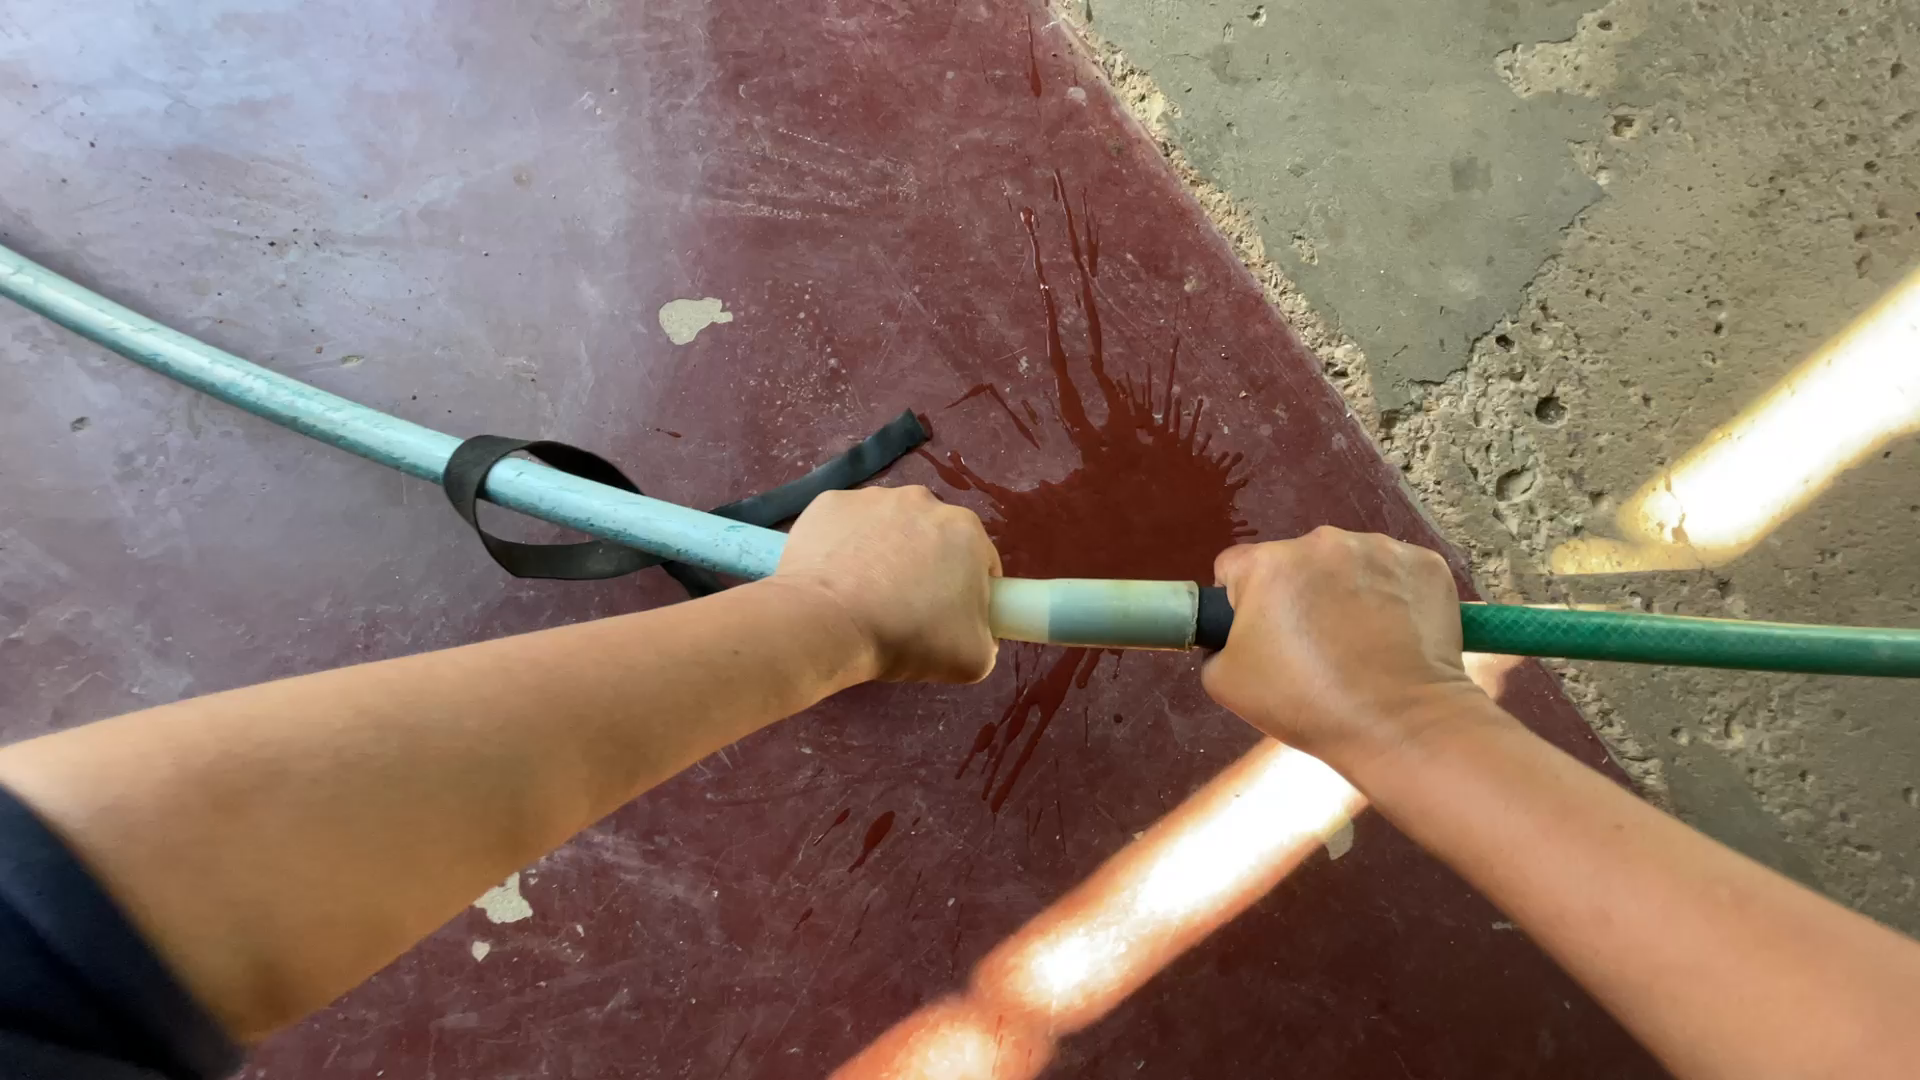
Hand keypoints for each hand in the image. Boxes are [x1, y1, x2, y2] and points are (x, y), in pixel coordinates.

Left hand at [774, 486, 1001, 683]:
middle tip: (906, 610)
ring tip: (865, 595)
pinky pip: (847, 525)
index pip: (979, 562)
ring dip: (885, 552)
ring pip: (889, 527)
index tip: (949, 618)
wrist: (826, 625)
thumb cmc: (908, 638)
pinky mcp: (830, 503)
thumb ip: (988, 638)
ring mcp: (872, 497)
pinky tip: (836, 578)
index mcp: (965, 529)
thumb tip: (975, 630)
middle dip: (926, 568)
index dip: (969, 593)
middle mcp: (922, 500)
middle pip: (933, 539)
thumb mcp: (974, 658)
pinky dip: (845, 545)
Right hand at [1200, 527, 1489, 767]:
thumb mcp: (1222, 681)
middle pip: (1292, 562)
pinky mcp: (1425, 564)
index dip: (1239, 602)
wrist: (1400, 725)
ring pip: (1343, 563)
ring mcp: (1380, 548)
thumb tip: (1236, 633)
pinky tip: (1392, 632)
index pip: (1233, 567)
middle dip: (1294, 593)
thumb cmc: (1303, 702)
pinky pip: (1392, 571)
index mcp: (1267, 563)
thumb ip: (1214, 642)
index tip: (1259, 634)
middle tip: (1308, 644)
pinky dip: (1389, 593)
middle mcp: (1321, 541)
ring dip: (1342, 589)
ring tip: (1356, 640)